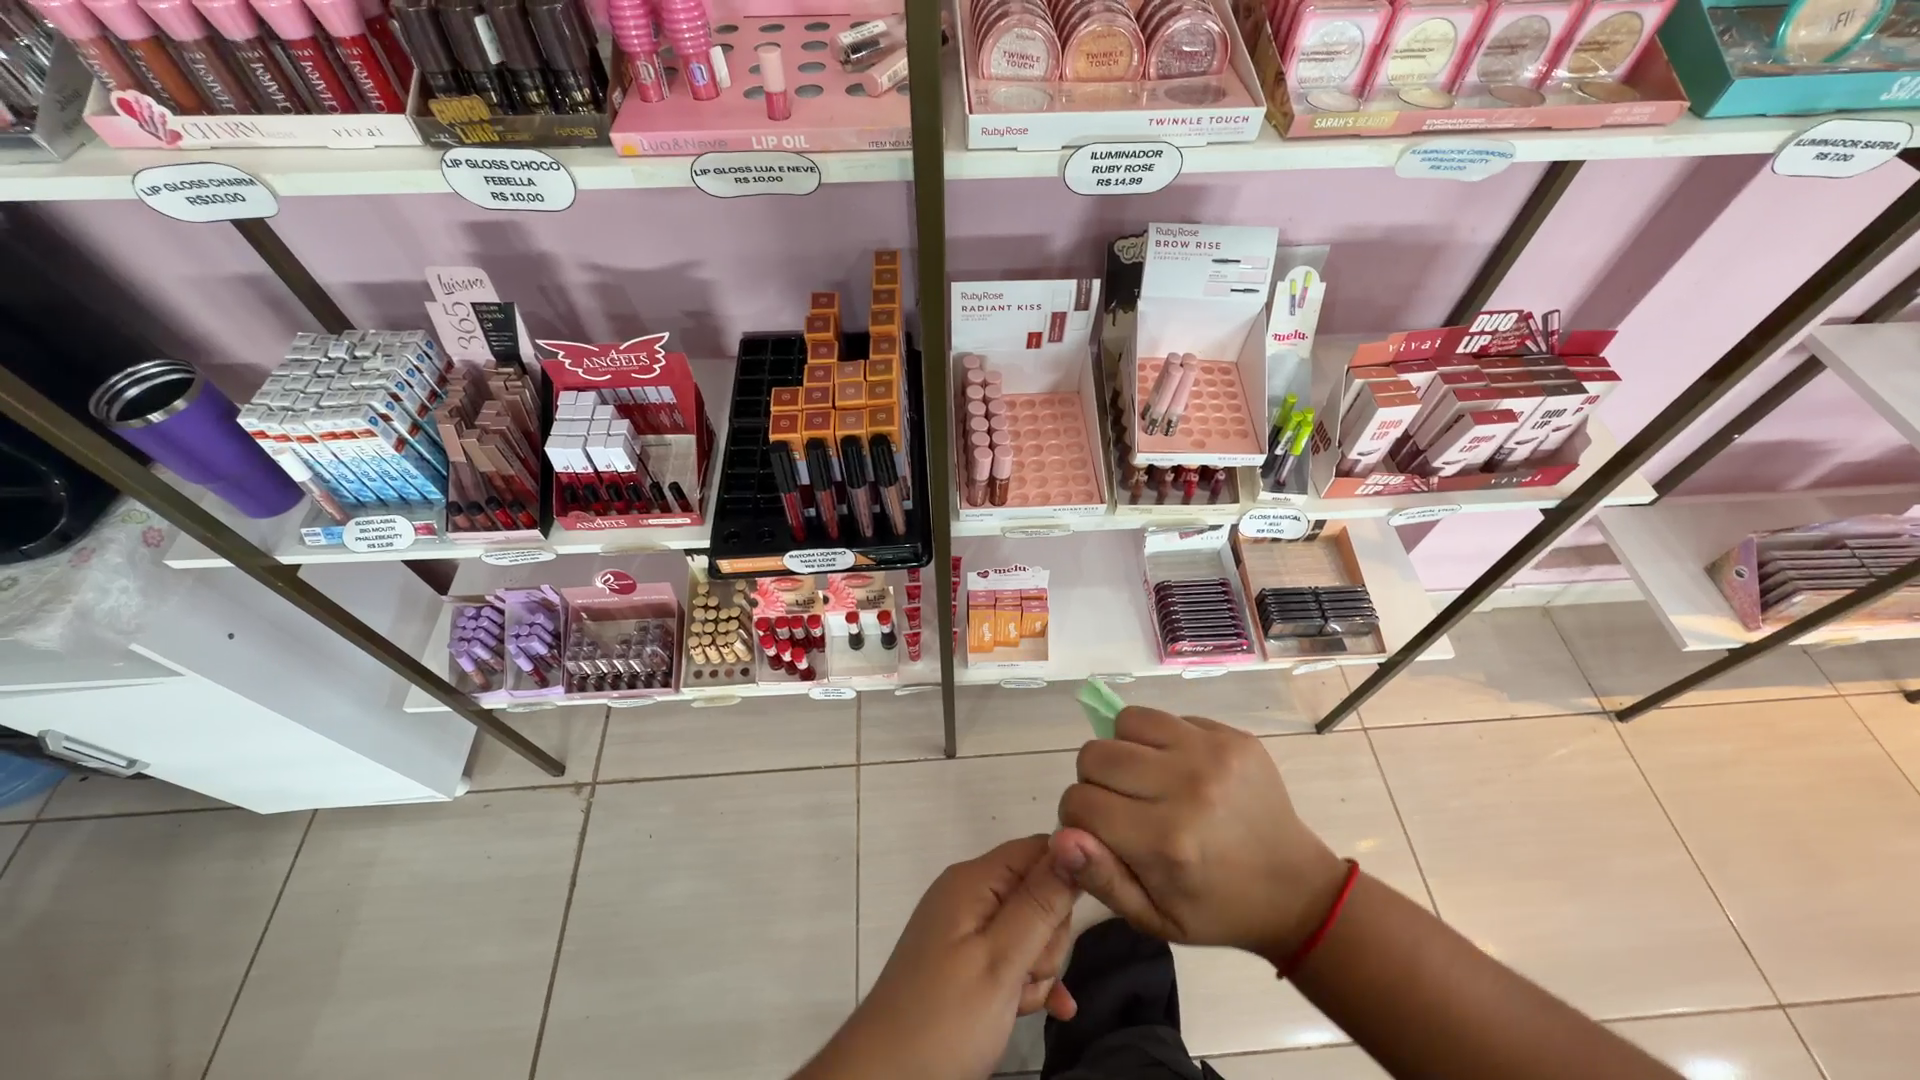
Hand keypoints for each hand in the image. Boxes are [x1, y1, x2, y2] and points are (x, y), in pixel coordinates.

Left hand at [795, 835, 1080, 1079]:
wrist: (884, 1079)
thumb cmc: (944, 1018)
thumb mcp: (1001, 960)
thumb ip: (1041, 902)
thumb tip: (1075, 838)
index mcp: (973, 881)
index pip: (1039, 848)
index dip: (1066, 876)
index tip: (1071, 919)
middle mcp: (969, 896)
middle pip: (1038, 893)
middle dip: (1048, 936)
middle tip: (1026, 972)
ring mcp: (967, 932)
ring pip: (1032, 932)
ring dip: (1037, 968)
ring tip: (1016, 1000)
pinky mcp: (968, 964)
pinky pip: (1014, 959)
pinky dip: (1028, 983)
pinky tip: (1046, 1010)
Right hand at [1054, 707, 1347, 962]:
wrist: (1294, 888)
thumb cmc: (1215, 909)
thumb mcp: (1152, 917)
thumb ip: (1100, 878)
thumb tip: (1059, 838)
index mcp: (1164, 841)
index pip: (1079, 802)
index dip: (1079, 818)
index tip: (1101, 832)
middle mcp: (1186, 788)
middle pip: (1095, 755)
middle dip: (1095, 781)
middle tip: (1123, 806)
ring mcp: (1212, 754)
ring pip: (1126, 722)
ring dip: (1125, 750)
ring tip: (1148, 780)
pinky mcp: (1233, 736)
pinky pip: (1167, 717)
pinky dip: (1161, 740)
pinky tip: (1182, 770)